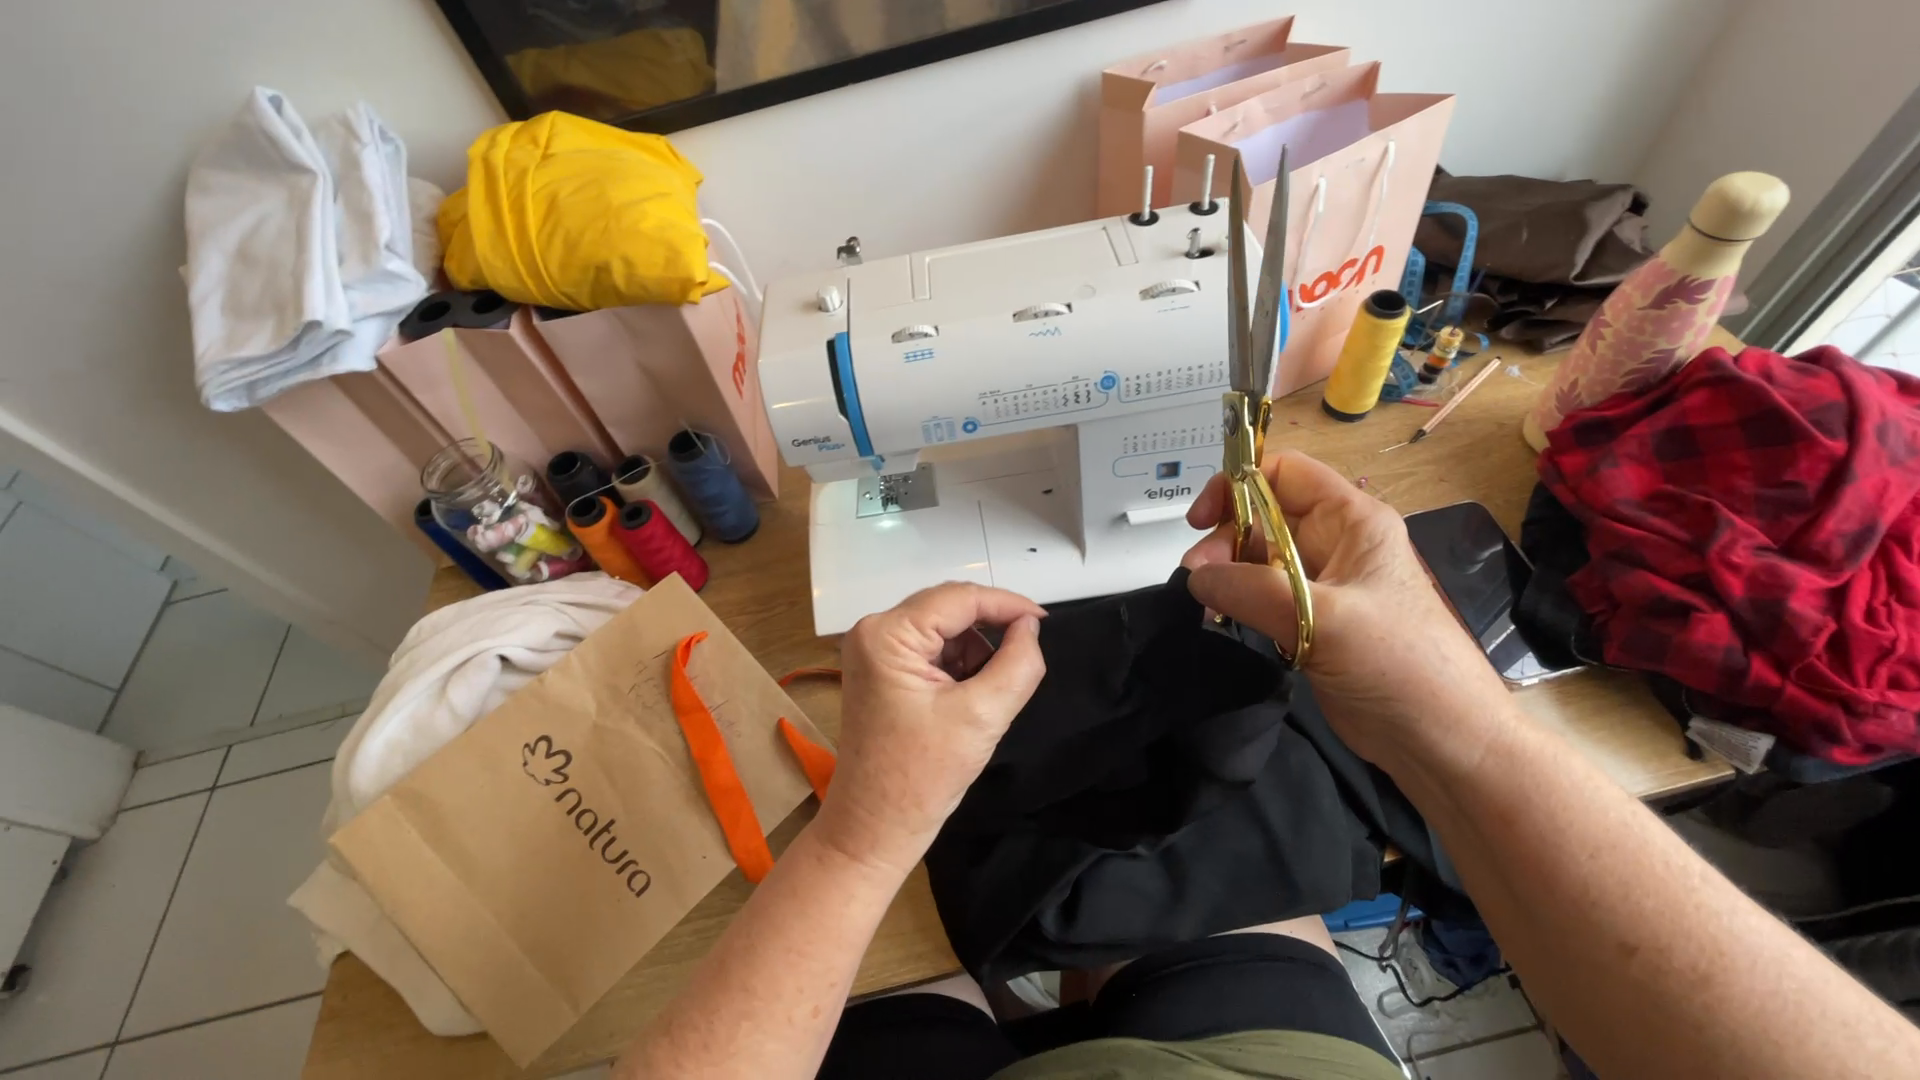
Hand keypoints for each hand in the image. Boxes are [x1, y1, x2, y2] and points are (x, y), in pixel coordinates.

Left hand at [817, 584, 1045, 872]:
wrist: (875, 827)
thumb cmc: (922, 776)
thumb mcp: (983, 716)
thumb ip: (1018, 662)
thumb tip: (1030, 626)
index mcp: (887, 634)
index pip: (959, 599)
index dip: (1007, 604)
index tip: (1045, 620)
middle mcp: (873, 631)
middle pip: (949, 609)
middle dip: (990, 630)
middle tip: (1025, 656)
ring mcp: (874, 650)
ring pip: (944, 629)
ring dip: (975, 651)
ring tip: (985, 697)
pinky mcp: (881, 669)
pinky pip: (932, 648)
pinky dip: (959, 665)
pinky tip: (966, 699)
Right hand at [1182, 451, 1508, 767]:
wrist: (1442, 740)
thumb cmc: (1400, 665)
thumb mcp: (1323, 617)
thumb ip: (1251, 591)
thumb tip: (1193, 576)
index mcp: (1352, 522)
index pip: (1285, 473)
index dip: (1237, 483)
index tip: (1202, 521)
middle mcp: (1335, 544)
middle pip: (1263, 517)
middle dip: (1225, 540)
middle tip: (1199, 579)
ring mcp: (1323, 585)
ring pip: (1258, 560)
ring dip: (1227, 575)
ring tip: (1207, 604)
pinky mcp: (1312, 623)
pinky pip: (1262, 597)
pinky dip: (1237, 603)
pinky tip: (1221, 619)